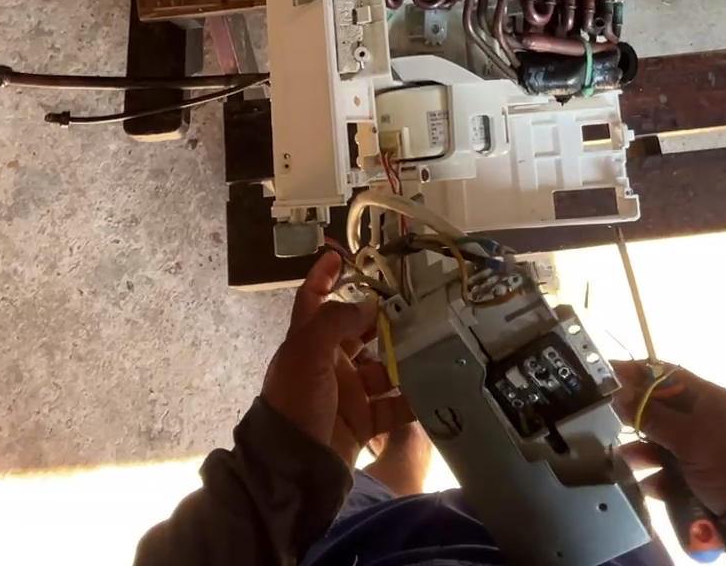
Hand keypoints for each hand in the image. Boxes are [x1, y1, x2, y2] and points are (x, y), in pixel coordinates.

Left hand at [261, 251, 415, 464]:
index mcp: (308, 341)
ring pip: (381, 367)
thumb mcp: (308, 353)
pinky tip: (432, 388)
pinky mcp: (363, 421)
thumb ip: (336, 321)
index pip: (314, 298)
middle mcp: (328, 362)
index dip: (324, 275)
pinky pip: (392, 405)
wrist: (294, 470)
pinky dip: (411, 399)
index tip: (341, 256)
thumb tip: (368, 304)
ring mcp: (347, 392)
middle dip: (382, 320)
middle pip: (358, 332)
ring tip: (431, 348)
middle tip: (414, 307)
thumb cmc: (296, 402)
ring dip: (402, 359)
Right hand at [612, 361, 725, 514]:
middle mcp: (701, 420)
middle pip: (658, 410)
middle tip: (605, 420)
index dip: (635, 372)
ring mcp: (701, 451)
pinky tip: (646, 484)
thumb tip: (617, 392)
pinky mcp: (700, 479)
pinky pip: (669, 472)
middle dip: (633, 417)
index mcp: (705, 398)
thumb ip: (650, 414)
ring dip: (640, 451)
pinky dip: (656, 478)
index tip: (606, 375)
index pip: (663, 374)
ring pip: (661, 443)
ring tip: (621, 460)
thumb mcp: (688, 436)